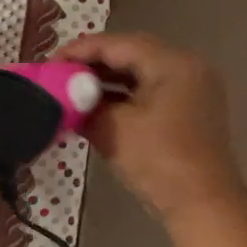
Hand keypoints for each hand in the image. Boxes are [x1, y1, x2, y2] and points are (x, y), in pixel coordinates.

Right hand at [53, 32, 245, 222]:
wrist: (200, 202)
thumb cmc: (157, 159)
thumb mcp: (112, 127)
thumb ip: (84, 103)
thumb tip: (61, 95)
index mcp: (173, 64)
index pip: (118, 44)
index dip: (79, 50)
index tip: (46, 64)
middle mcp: (187, 68)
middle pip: (131, 54)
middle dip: (90, 62)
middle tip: (55, 74)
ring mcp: (190, 90)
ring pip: (138, 73)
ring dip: (103, 79)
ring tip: (68, 90)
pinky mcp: (186, 110)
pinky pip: (146, 91)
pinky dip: (118, 95)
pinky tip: (92, 106)